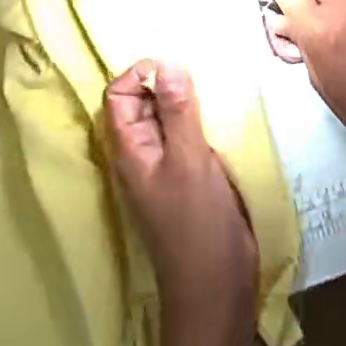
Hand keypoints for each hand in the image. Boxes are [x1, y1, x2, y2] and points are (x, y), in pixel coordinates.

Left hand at [104, 61, 258, 324]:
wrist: (216, 282)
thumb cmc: (196, 222)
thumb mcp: (188, 161)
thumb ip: (178, 112)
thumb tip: (166, 64)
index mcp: (130, 151)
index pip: (118, 96)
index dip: (140, 75)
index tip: (175, 68)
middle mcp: (144, 153)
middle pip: (143, 103)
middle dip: (168, 82)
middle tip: (202, 75)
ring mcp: (168, 164)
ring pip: (169, 117)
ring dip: (189, 99)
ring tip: (217, 88)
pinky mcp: (191, 173)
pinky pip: (190, 134)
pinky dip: (204, 118)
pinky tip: (227, 113)